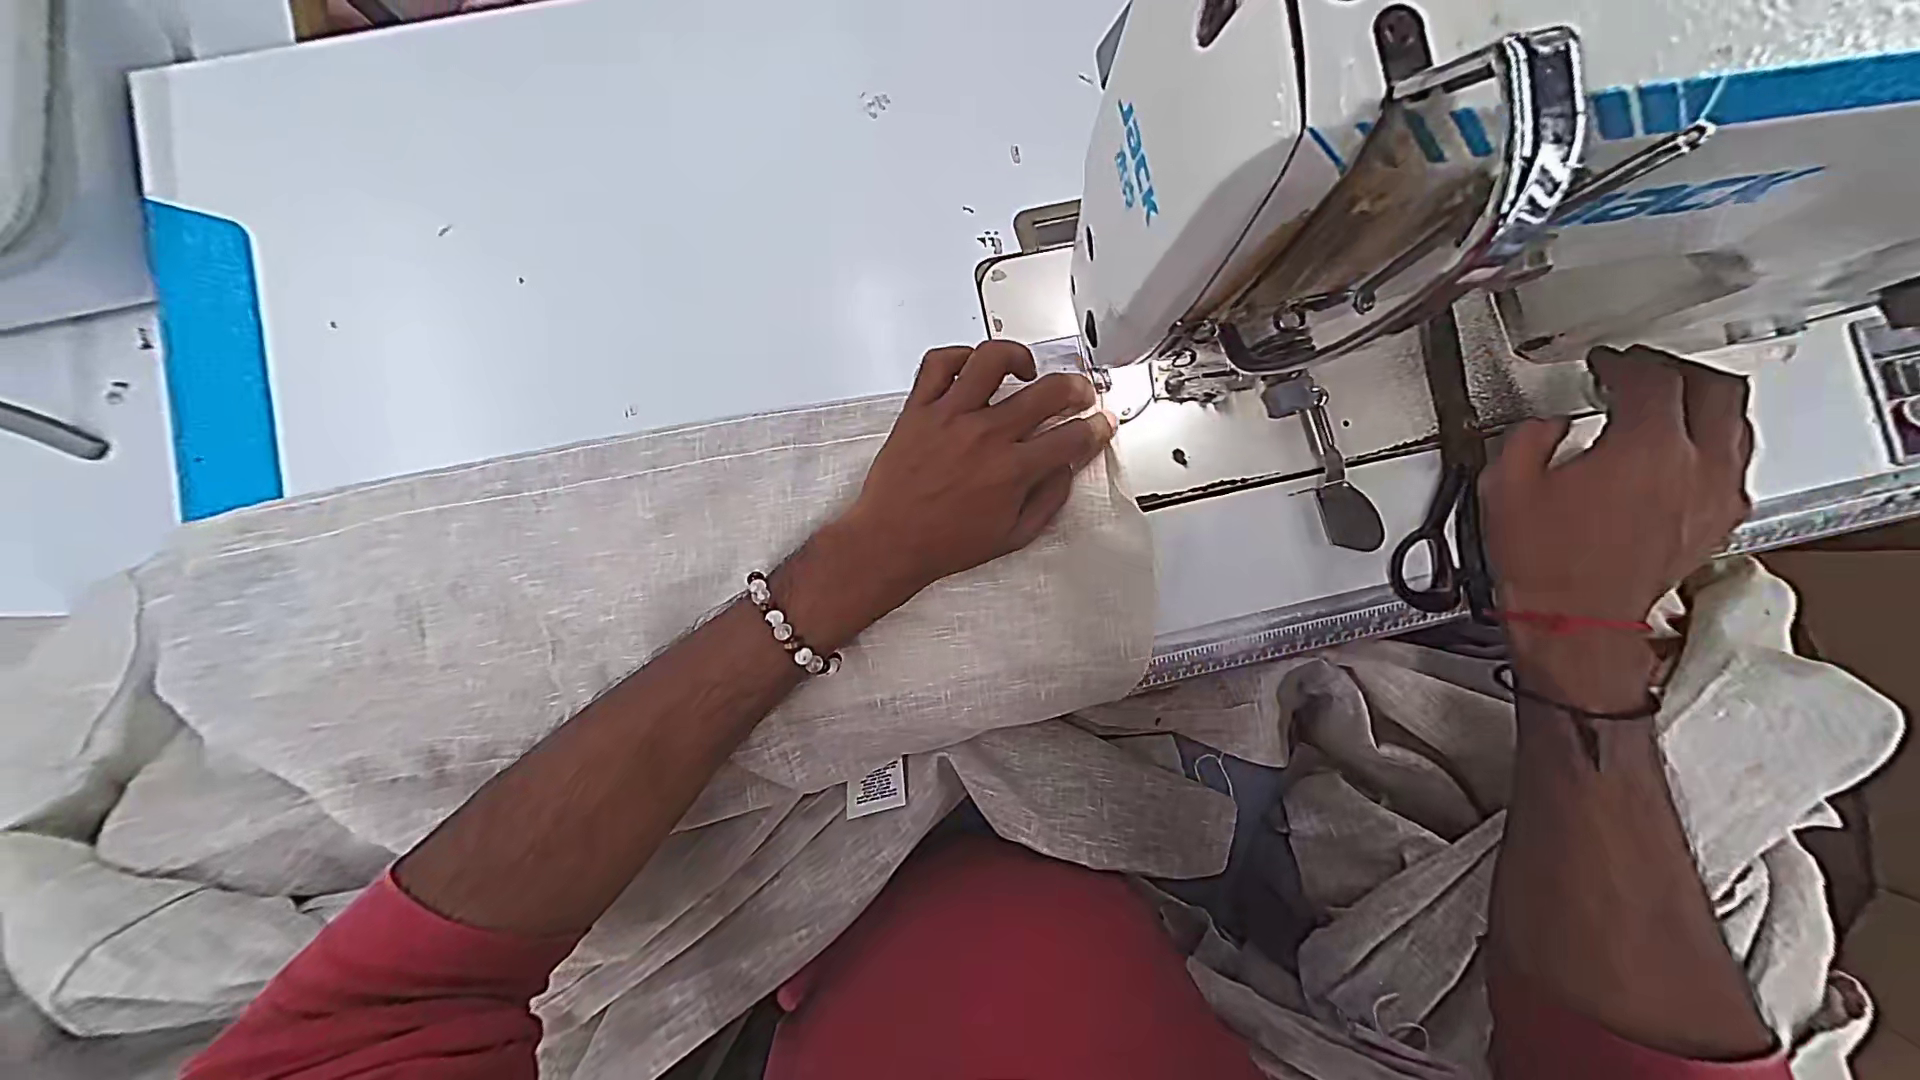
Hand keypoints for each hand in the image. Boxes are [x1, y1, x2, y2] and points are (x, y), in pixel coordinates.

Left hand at [832, 341, 1117, 603]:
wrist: (889, 542)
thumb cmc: (942, 543)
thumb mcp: (1012, 536)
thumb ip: (1048, 499)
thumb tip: (1065, 469)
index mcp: (1012, 471)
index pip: (1072, 436)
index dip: (1095, 428)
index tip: (1098, 424)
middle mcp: (985, 437)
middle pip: (1048, 391)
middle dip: (1077, 388)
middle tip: (1077, 392)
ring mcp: (950, 418)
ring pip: (993, 359)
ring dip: (1020, 356)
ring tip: (1026, 368)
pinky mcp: (919, 410)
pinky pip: (938, 363)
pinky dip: (959, 355)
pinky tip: (972, 366)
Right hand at [1480, 345, 1752, 626]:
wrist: (1574, 614)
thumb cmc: (1543, 559)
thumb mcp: (1504, 486)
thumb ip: (1528, 438)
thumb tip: (1549, 425)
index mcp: (1643, 449)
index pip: (1651, 381)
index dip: (1625, 364)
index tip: (1607, 364)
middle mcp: (1694, 465)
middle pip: (1714, 389)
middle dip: (1675, 370)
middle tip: (1642, 369)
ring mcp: (1714, 493)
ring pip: (1736, 423)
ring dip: (1702, 402)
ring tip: (1668, 401)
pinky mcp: (1718, 518)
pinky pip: (1733, 461)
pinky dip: (1712, 441)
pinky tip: (1682, 448)